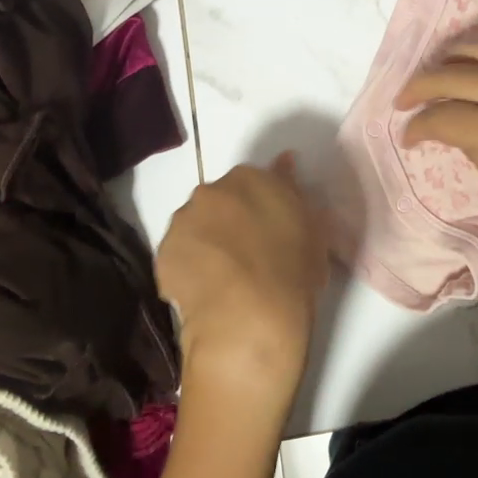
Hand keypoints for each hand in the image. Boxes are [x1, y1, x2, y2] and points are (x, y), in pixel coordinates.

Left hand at [156, 154, 327, 398]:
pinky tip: (206, 291)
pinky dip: (189, 267)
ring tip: (223, 278)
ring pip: (195, 225)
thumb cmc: (292, 273)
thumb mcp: (313, 229)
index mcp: (251, 178)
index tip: (268, 231)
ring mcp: (183, 221)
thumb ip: (294, 191)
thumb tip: (284, 160)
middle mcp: (211, 191)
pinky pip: (179, 255)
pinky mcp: (163, 253)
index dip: (260, 208)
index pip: (254, 183)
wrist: (248, 317)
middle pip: (220, 201)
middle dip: (229, 220)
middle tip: (246, 254)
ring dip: (206, 241)